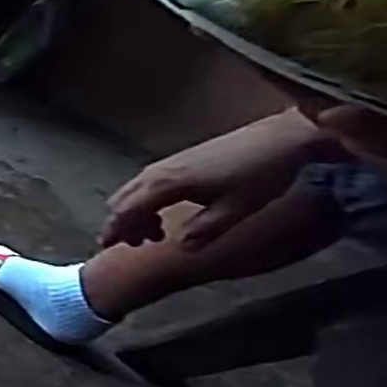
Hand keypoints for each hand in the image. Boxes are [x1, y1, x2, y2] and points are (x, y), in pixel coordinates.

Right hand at [101, 109, 329, 248]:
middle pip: (120, 202)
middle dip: (122, 224)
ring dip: (133, 213)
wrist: (280, 139)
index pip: (126, 212)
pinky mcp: (172, 163)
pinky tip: (165, 211)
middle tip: (137, 244)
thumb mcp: (237, 207)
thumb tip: (184, 248)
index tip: (106, 246)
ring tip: (155, 231)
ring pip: (129, 192)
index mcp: (164, 186)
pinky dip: (142, 202)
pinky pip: (142, 185)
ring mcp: (161, 166)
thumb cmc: (261, 174)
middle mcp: (154, 174)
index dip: (115, 230)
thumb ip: (206, 229)